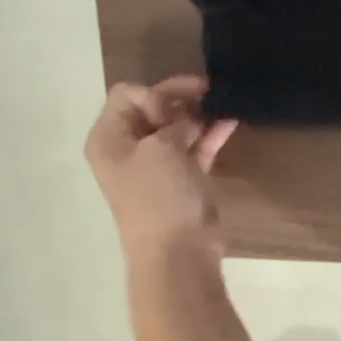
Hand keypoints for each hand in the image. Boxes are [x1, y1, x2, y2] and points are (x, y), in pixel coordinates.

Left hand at [84, 75, 238, 259]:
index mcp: (109, 138)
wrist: (177, 249)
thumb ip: (174, 124)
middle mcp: (129, 147)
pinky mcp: (185, 178)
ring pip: (178, 128)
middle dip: (179, 98)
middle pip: (152, 109)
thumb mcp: (161, 149)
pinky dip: (211, 134)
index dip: (156, 93)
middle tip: (209, 91)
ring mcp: (158, 164)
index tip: (180, 108)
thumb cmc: (159, 196)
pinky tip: (231, 121)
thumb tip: (189, 121)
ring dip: (198, 114)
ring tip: (223, 102)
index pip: (128, 95)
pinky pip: (197, 147)